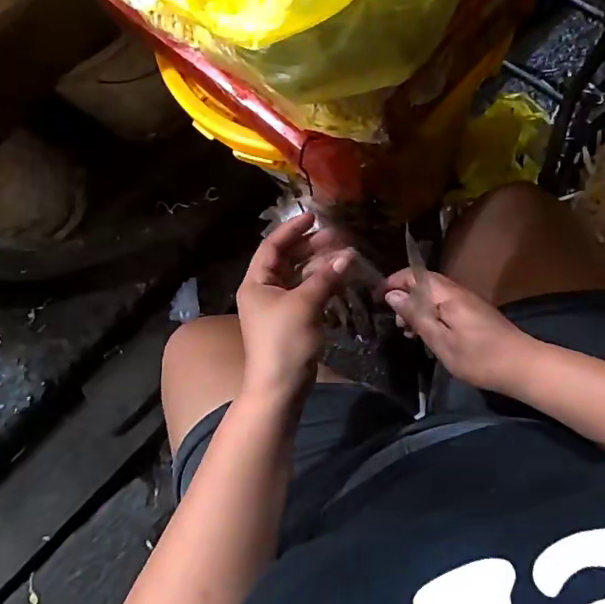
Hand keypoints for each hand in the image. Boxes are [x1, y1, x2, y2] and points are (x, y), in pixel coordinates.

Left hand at [236, 212, 353, 398]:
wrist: (279, 386)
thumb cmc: (284, 341)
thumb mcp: (304, 304)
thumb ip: (326, 277)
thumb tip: (349, 254)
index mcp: (256, 282)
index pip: (272, 246)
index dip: (292, 229)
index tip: (314, 217)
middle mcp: (264, 290)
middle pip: (288, 259)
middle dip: (312, 247)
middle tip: (339, 237)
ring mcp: (279, 306)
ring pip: (301, 276)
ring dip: (321, 265)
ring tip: (346, 255)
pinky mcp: (293, 320)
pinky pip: (308, 293)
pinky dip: (324, 284)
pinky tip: (342, 277)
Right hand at [381, 269, 542, 394]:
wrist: (522, 366)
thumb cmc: (479, 357)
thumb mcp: (441, 340)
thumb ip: (417, 316)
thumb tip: (392, 295)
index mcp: (448, 294)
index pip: (415, 274)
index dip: (394, 281)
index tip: (377, 298)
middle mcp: (458, 292)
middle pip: (425, 284)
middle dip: (404, 296)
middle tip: (394, 322)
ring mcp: (469, 303)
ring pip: (435, 296)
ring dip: (417, 308)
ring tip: (407, 332)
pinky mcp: (475, 315)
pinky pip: (446, 307)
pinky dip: (431, 316)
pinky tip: (429, 336)